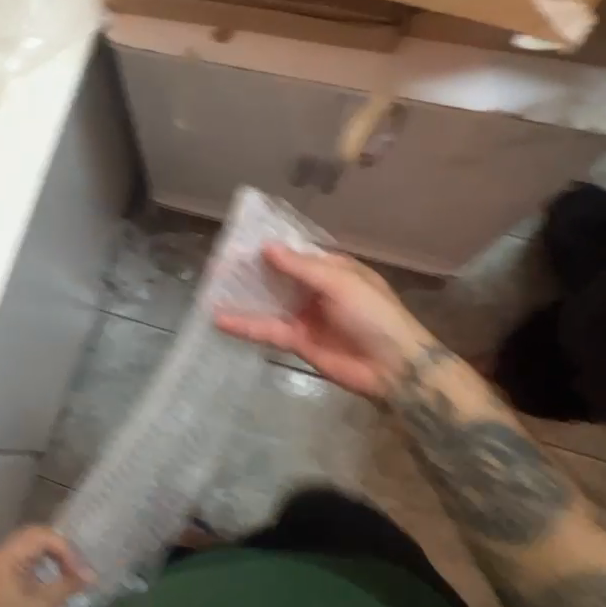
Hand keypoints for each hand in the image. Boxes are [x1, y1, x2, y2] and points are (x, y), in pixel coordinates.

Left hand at [0, 527, 90, 606]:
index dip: (68, 550)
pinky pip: (26, 562)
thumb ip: (67, 584)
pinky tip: (58, 581)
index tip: (85, 573)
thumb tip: (91, 574)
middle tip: (82, 569)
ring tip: (74, 575)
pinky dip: (44, 567)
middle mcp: (0, 553)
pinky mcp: (1, 579)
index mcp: (6, 554)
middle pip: (36, 537)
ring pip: (32, 549)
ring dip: (54, 558)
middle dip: (62, 550)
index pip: (42, 536)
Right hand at [215, 244, 431, 399]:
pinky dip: (244, 325)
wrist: (394, 367)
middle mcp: (316, 290)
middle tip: (218, 263)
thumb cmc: (374, 314)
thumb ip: (301, 267)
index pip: (296, 253)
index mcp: (333, 269)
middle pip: (277, 276)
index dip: (271, 246)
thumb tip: (267, 247)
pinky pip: (267, 329)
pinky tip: (219, 319)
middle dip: (250, 270)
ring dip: (243, 296)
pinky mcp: (297, 342)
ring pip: (268, 302)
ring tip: (211, 286)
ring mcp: (305, 316)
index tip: (240, 239)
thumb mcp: (341, 282)